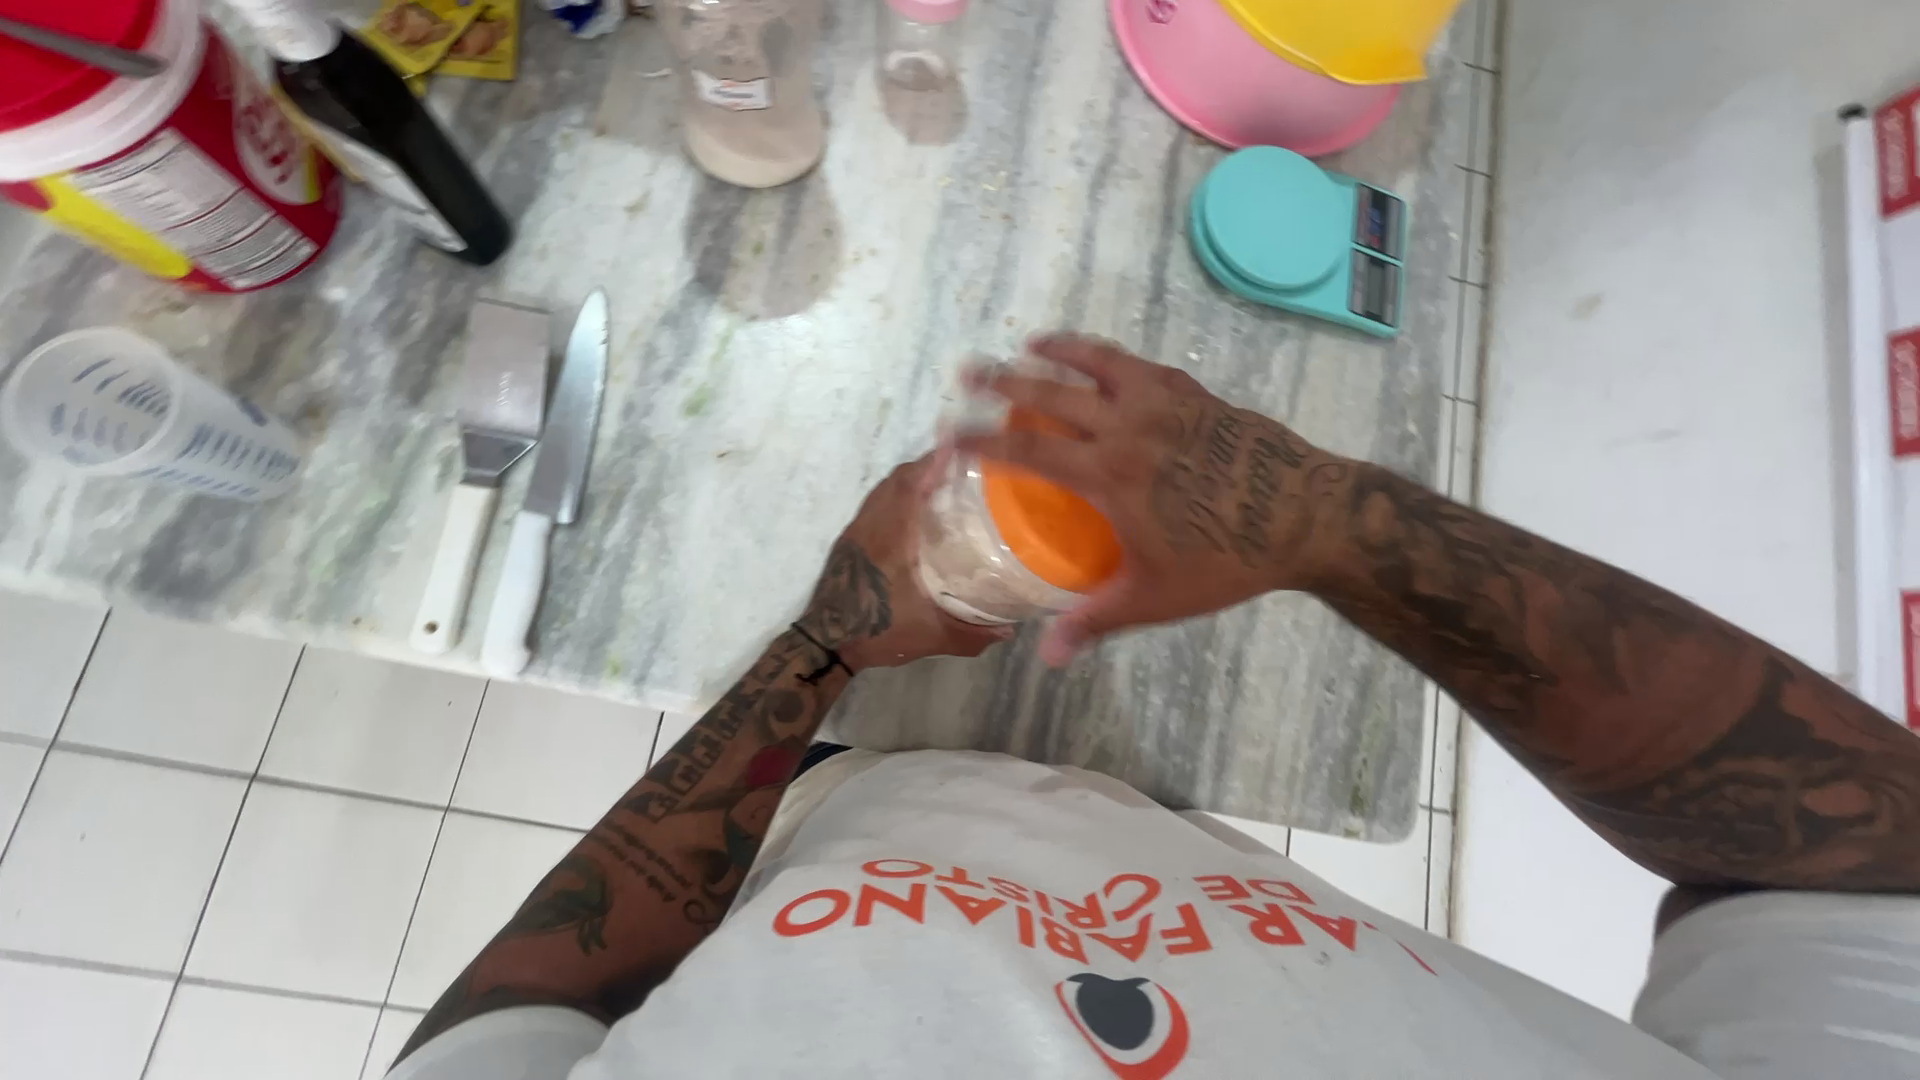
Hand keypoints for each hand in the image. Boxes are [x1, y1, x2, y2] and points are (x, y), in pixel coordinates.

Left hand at [798, 454, 1010, 671]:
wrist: (826, 643)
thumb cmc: (878, 631)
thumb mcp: (931, 636)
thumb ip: (972, 634)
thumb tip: (1009, 628)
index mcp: (893, 537)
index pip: (910, 483)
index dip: (934, 462)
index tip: (961, 452)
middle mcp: (872, 525)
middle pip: (897, 479)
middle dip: (926, 467)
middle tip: (958, 471)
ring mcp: (856, 532)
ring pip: (882, 491)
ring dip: (908, 482)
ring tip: (938, 488)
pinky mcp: (848, 543)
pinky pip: (873, 506)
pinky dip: (894, 498)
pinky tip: (912, 517)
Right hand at [956, 334, 1355, 664]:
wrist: (1308, 517)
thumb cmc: (1225, 558)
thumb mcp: (1154, 597)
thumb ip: (1095, 621)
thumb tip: (1047, 657)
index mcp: (1109, 474)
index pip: (1028, 449)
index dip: (983, 439)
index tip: (950, 432)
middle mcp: (1128, 426)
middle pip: (1052, 392)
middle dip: (1003, 379)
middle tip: (969, 370)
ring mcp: (1164, 403)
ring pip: (1100, 362)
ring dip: (1060, 350)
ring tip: (1033, 342)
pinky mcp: (1196, 394)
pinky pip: (1143, 365)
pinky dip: (1114, 358)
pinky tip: (1109, 362)